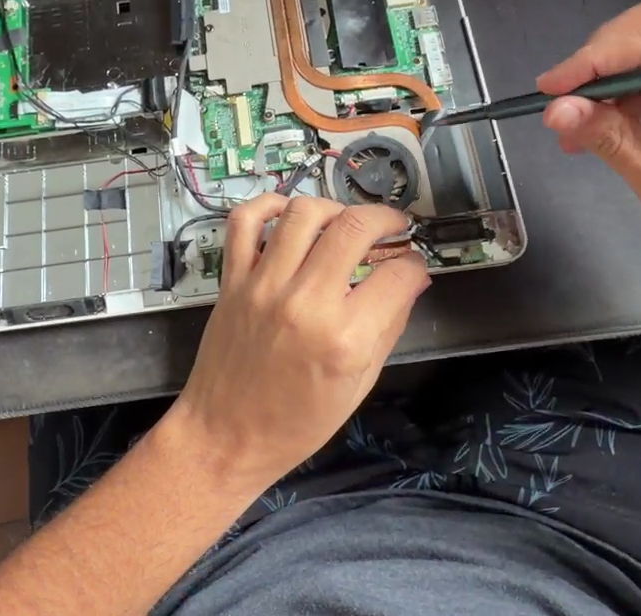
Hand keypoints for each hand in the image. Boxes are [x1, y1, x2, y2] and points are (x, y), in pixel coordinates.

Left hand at [160, 195, 428, 494]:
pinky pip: (245, 222)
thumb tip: (413, 280)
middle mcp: (306, 302)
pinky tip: (288, 214)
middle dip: (385, 218)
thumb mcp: (359, 384)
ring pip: (303, 212)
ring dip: (333, 208)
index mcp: (345, 338)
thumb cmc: (298, 422)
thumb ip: (389, 326)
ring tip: (343, 223)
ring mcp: (264, 285)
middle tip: (392, 226)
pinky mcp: (233, 280)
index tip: (412, 264)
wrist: (225, 436)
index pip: (398, 276)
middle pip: (355, 228)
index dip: (415, 264)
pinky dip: (267, 205)